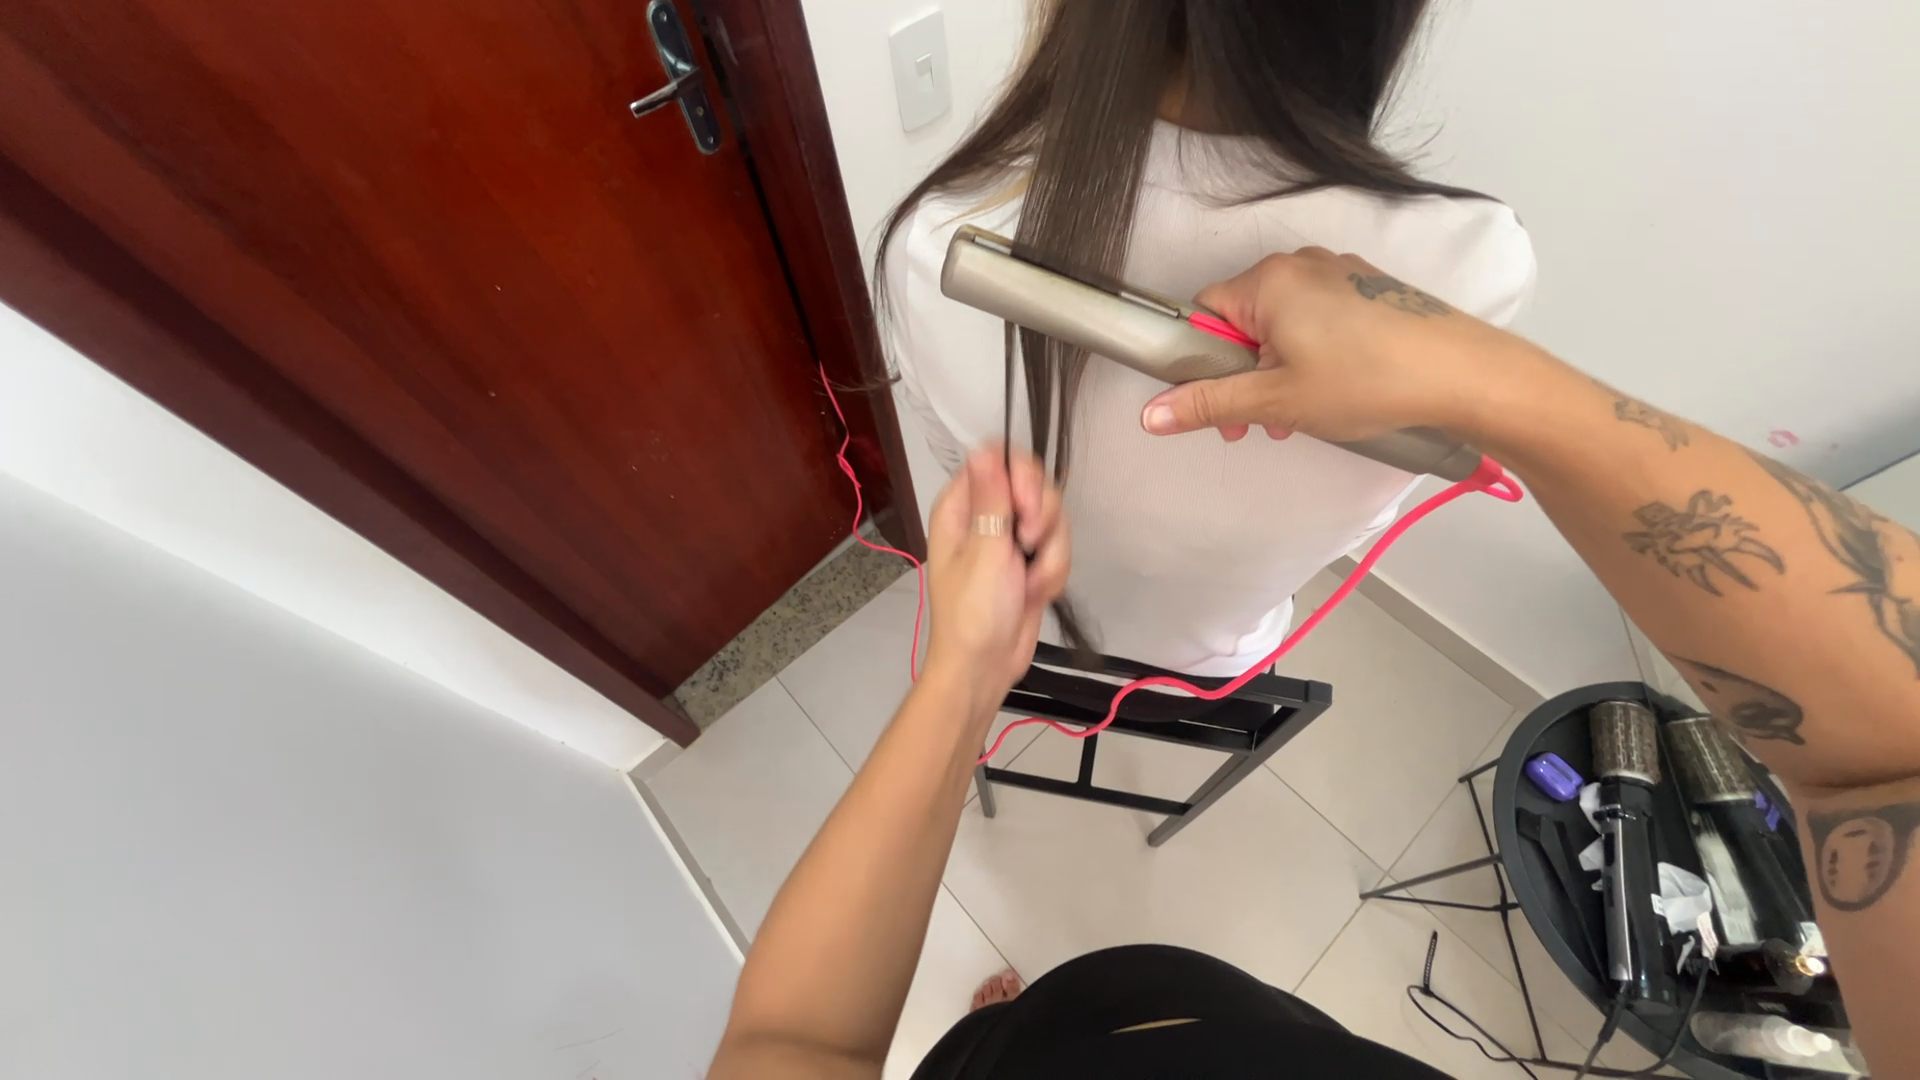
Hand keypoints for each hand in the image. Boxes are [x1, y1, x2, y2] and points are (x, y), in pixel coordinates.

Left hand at [922, 446, 1069, 698]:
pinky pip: (1059, 547)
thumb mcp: (984, 551)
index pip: (1000, 459)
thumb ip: (992, 498)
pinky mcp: (1032, 560)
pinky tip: (1036, 593)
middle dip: (1043, 518)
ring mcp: (1011, 538)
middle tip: (1030, 545)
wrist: (986, 666)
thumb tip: (983, 447)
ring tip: (1029, 584)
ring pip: (1054, 518)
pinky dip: (1053, 572)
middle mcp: (987, 515)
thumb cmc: (974, 612)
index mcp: (962, 506)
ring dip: (1050, 555)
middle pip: (1034, 485)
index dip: (1022, 477)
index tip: (1027, 506)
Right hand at [1140, 248, 1530, 442]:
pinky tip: (1324, 391)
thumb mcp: (1274, 400)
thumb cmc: (1366, 380)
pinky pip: (1311, 320)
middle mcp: (1300, 265)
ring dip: (1271, 373)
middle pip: (1239, 322)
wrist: (1464, 375)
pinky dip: (1303, 357)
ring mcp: (1337, 272)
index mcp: (1268, 281)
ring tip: (1293, 415)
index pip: (1202, 314)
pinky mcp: (1364, 289)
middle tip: (1253, 422)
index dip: (1200, 363)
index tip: (1216, 402)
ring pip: (1276, 326)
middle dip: (1238, 376)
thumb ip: (1208, 404)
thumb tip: (1150, 415)